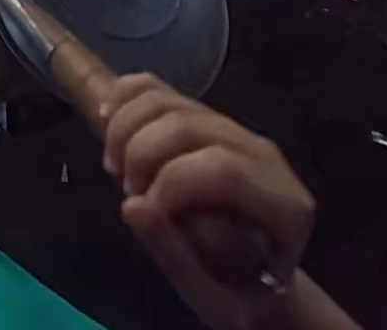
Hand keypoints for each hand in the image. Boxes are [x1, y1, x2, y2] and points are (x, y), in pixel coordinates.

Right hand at [102, 74, 315, 329]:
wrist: (250, 269)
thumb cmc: (235, 290)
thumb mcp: (214, 300)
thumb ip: (176, 258)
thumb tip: (131, 206)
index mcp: (280, 201)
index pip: (224, 169)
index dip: (172, 181)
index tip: (139, 208)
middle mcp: (258, 150)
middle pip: (186, 125)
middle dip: (140, 152)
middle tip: (124, 190)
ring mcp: (226, 123)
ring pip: (164, 100)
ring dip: (125, 126)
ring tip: (113, 166)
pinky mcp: (197, 110)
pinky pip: (155, 85)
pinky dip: (124, 94)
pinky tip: (106, 119)